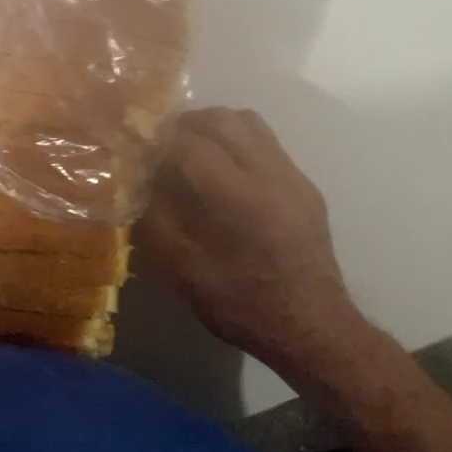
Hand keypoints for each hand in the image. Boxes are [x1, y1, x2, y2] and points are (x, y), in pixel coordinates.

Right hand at [138, 107, 369, 378]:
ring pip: (247, 122)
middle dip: (183, 124)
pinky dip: (236, 142)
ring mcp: (293, 178)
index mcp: (240, 198)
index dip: (157, 139)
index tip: (136, 147)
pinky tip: (222, 172)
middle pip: (221, 119)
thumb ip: (157, 218)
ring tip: (190, 151)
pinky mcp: (305, 187)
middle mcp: (271, 176)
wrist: (315, 332)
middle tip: (160, 144)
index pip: (190, 143)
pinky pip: (265, 142)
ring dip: (212, 127)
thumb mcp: (184, 270)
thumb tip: (139, 180)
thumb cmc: (244, 305)